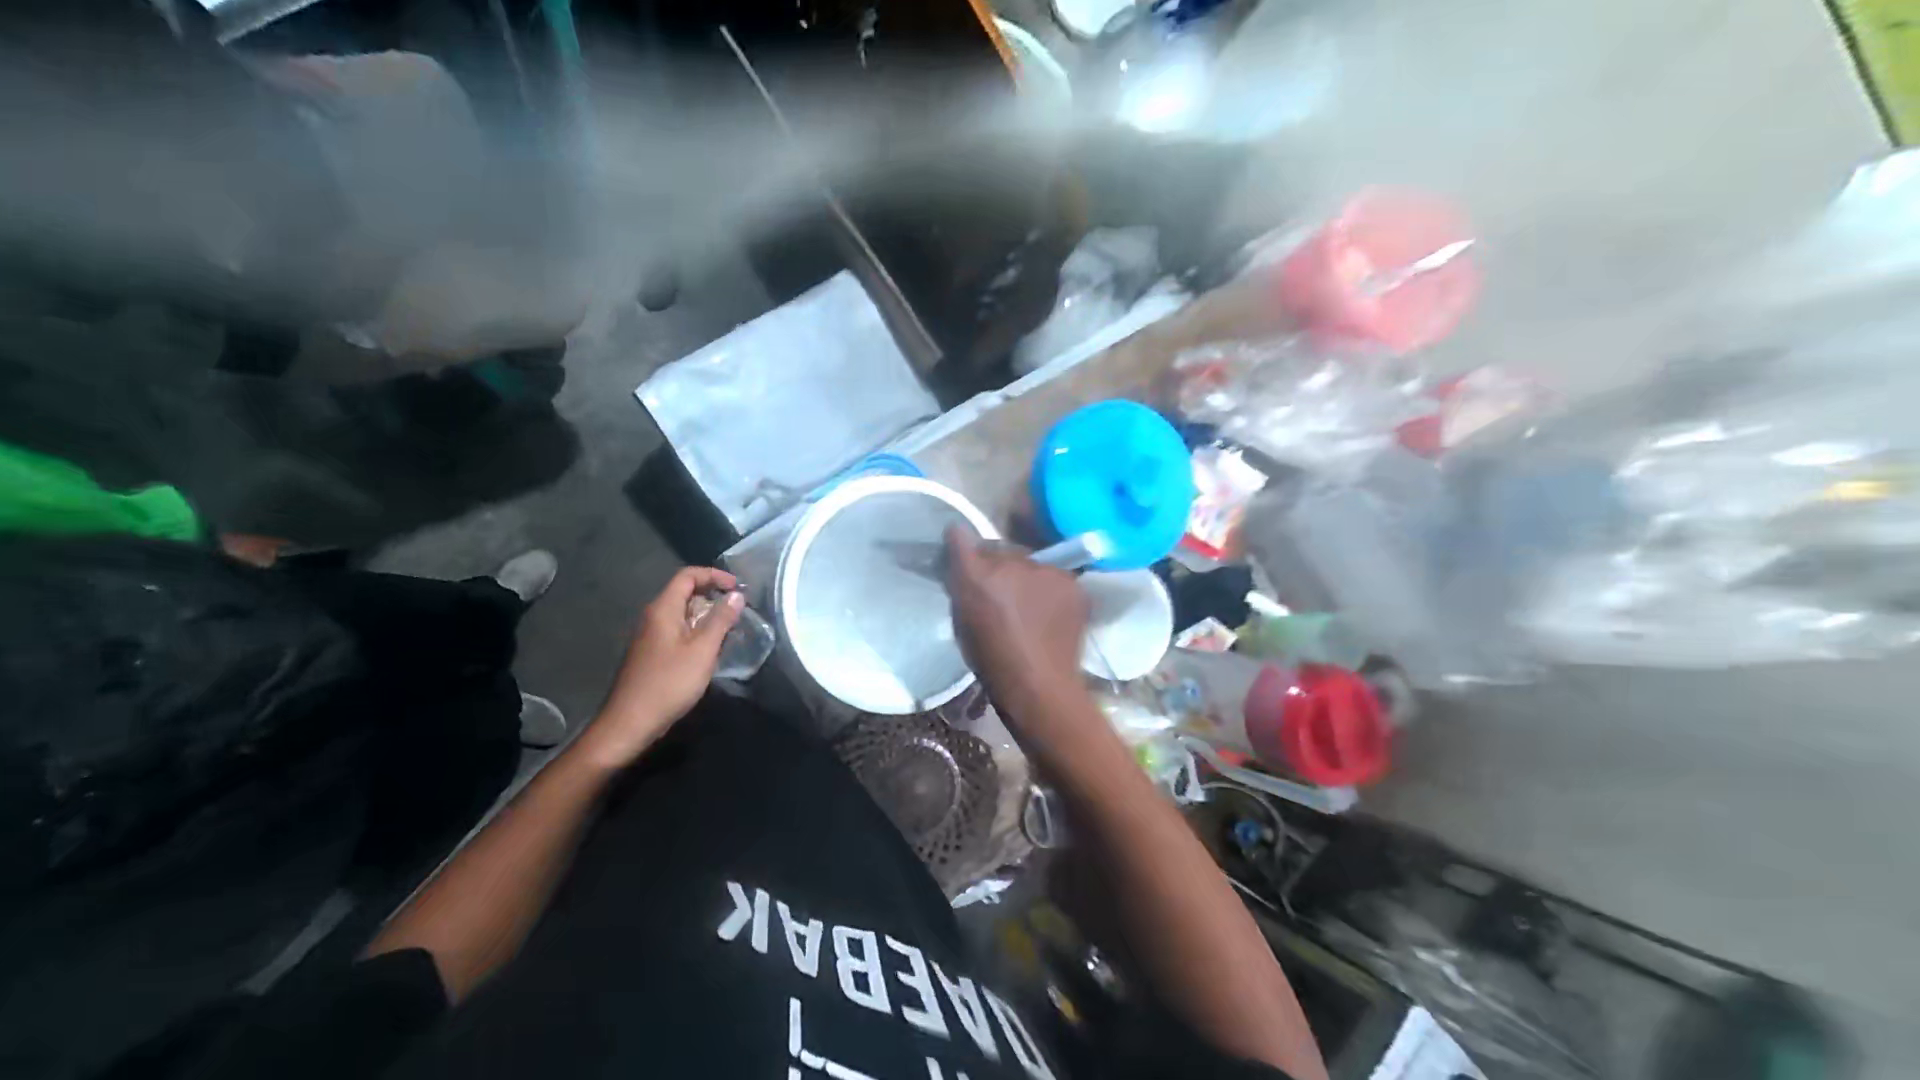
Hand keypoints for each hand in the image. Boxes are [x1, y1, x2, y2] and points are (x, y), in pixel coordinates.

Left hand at [584, 566, 743, 768]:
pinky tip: (710, 650)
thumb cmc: (669, 683)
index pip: (687, 576)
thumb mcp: (702, 650)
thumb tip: (736, 595)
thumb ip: (721, 620)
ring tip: (730, 629)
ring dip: (707, 616)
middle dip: (713, 595)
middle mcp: (653, 616)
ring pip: (682, 613)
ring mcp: (650, 636)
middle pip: (684, 592)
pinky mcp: (651, 653)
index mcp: (662, 609)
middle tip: (738, 610)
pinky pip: (677, 631)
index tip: (738, 588)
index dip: (714, 575)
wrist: (630, 722)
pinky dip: (697, 631)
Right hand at [943, 526, 1090, 727]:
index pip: (964, 540)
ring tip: (1029, 607)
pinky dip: (1051, 590)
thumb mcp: (961, 619)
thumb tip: (958, 542)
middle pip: (1003, 552)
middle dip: (999, 567)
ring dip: (1028, 576)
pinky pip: (1056, 578)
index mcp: (976, 573)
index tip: (968, 569)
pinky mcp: (1074, 585)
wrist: (1039, 686)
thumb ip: (959, 577)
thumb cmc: (991, 659)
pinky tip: (1049, 613)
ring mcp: (1048, 572)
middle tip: (1001, 595)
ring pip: (1033, 563)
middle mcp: (1012, 563)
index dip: (966, 554)